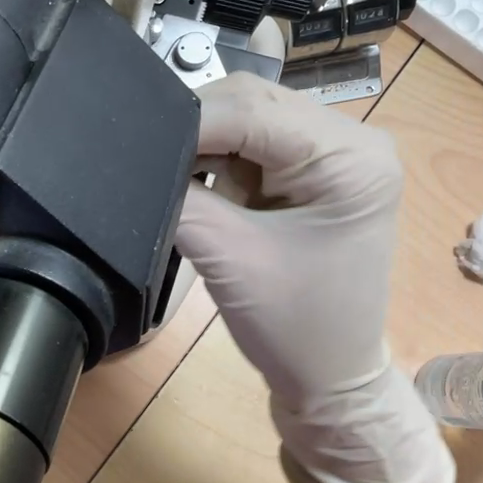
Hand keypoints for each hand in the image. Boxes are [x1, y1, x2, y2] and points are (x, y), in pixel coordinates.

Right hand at [177, 74, 452, 482]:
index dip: (188, 121)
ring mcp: (333, 155)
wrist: (329, 379)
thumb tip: (137, 163)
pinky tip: (196, 183)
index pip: (253, 109)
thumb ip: (181, 200)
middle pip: (253, 103)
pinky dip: (216, 161)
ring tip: (168, 176)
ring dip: (204, 146)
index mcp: (350, 157)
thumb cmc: (294, 328)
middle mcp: (351, 140)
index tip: (131, 139)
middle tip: (145, 159)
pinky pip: (252, 146)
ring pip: (247, 120)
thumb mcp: (229, 259)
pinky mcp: (312, 174)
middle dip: (195, 130)